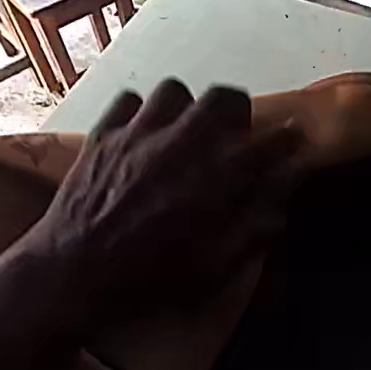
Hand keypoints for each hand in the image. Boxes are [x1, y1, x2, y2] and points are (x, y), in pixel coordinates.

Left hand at [18, 80, 302, 326]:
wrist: (74, 272)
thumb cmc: (147, 279)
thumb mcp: (209, 270)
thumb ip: (248, 235)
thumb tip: (280, 213)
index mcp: (214, 180)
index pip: (266, 144)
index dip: (288, 138)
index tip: (296, 137)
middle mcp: (181, 144)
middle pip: (223, 98)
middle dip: (238, 109)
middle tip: (234, 130)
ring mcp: (139, 133)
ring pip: (175, 91)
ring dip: (187, 107)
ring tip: (184, 128)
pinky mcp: (103, 134)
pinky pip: (129, 100)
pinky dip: (141, 112)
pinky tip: (141, 133)